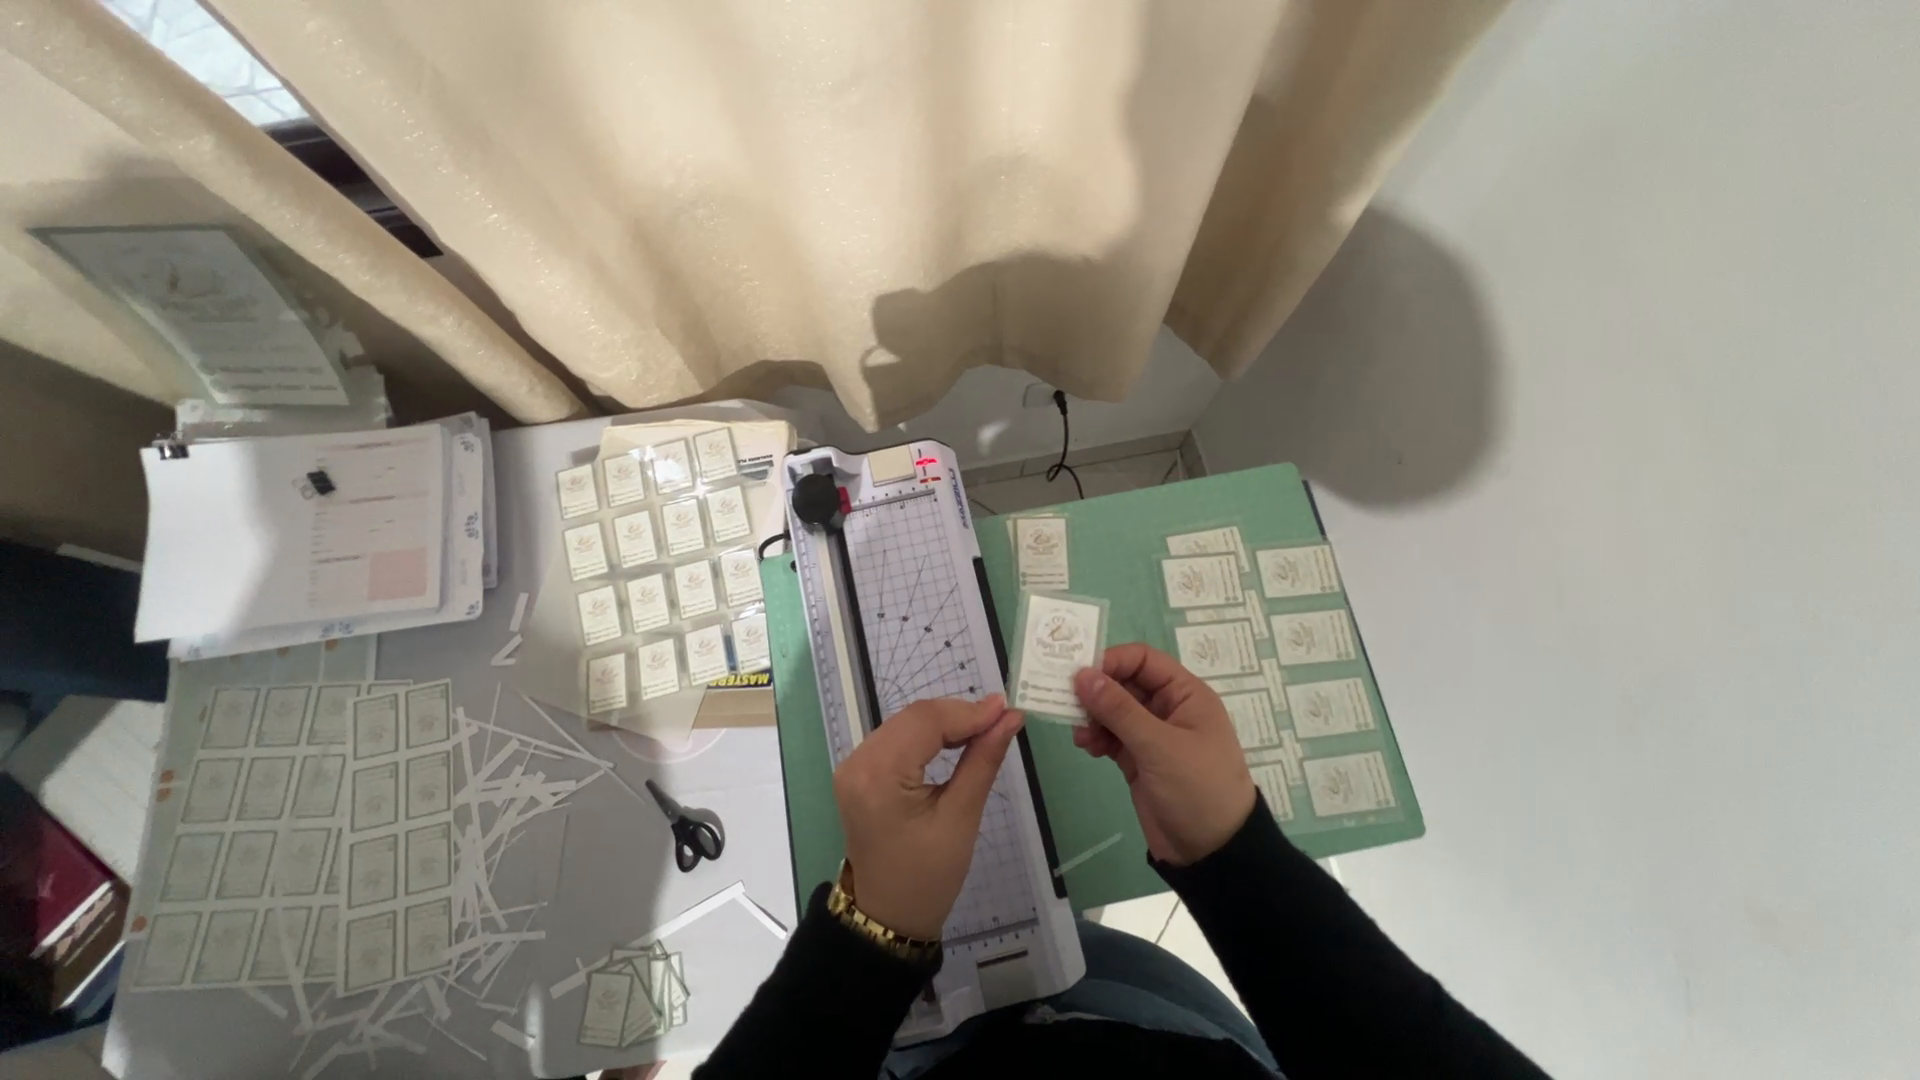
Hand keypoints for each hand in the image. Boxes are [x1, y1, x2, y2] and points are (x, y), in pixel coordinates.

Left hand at [832, 695, 1024, 938]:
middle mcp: (857, 761)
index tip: (1007, 710)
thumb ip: (983, 760)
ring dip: (945, 723)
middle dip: (959, 714)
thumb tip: (1010, 717)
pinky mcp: (858, 771)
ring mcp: (853, 765)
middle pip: (914, 717)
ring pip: (905, 722)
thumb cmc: (928, 876)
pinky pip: (896, 737)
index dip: (968, 711)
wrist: (888, 916)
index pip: (926, 722)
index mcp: (877, 775)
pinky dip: (927, 735)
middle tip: (1002, 719)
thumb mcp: (961, 817)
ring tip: (985, 730)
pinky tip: (954, 741)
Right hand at [1072, 644, 1257, 864]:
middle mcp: (1169, 709)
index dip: (1111, 661)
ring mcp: (1153, 735)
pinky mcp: (1139, 760)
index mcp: (1185, 695)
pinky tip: (1087, 748)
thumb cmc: (1197, 789)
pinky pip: (1111, 737)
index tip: (1078, 674)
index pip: (1143, 660)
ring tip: (1080, 735)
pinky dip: (1096, 738)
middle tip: (1067, 703)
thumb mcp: (1159, 746)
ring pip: (1113, 711)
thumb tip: (1081, 674)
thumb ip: (1119, 709)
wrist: (1213, 854)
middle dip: (1096, 692)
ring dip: (1093, 717)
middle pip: (1124, 684)